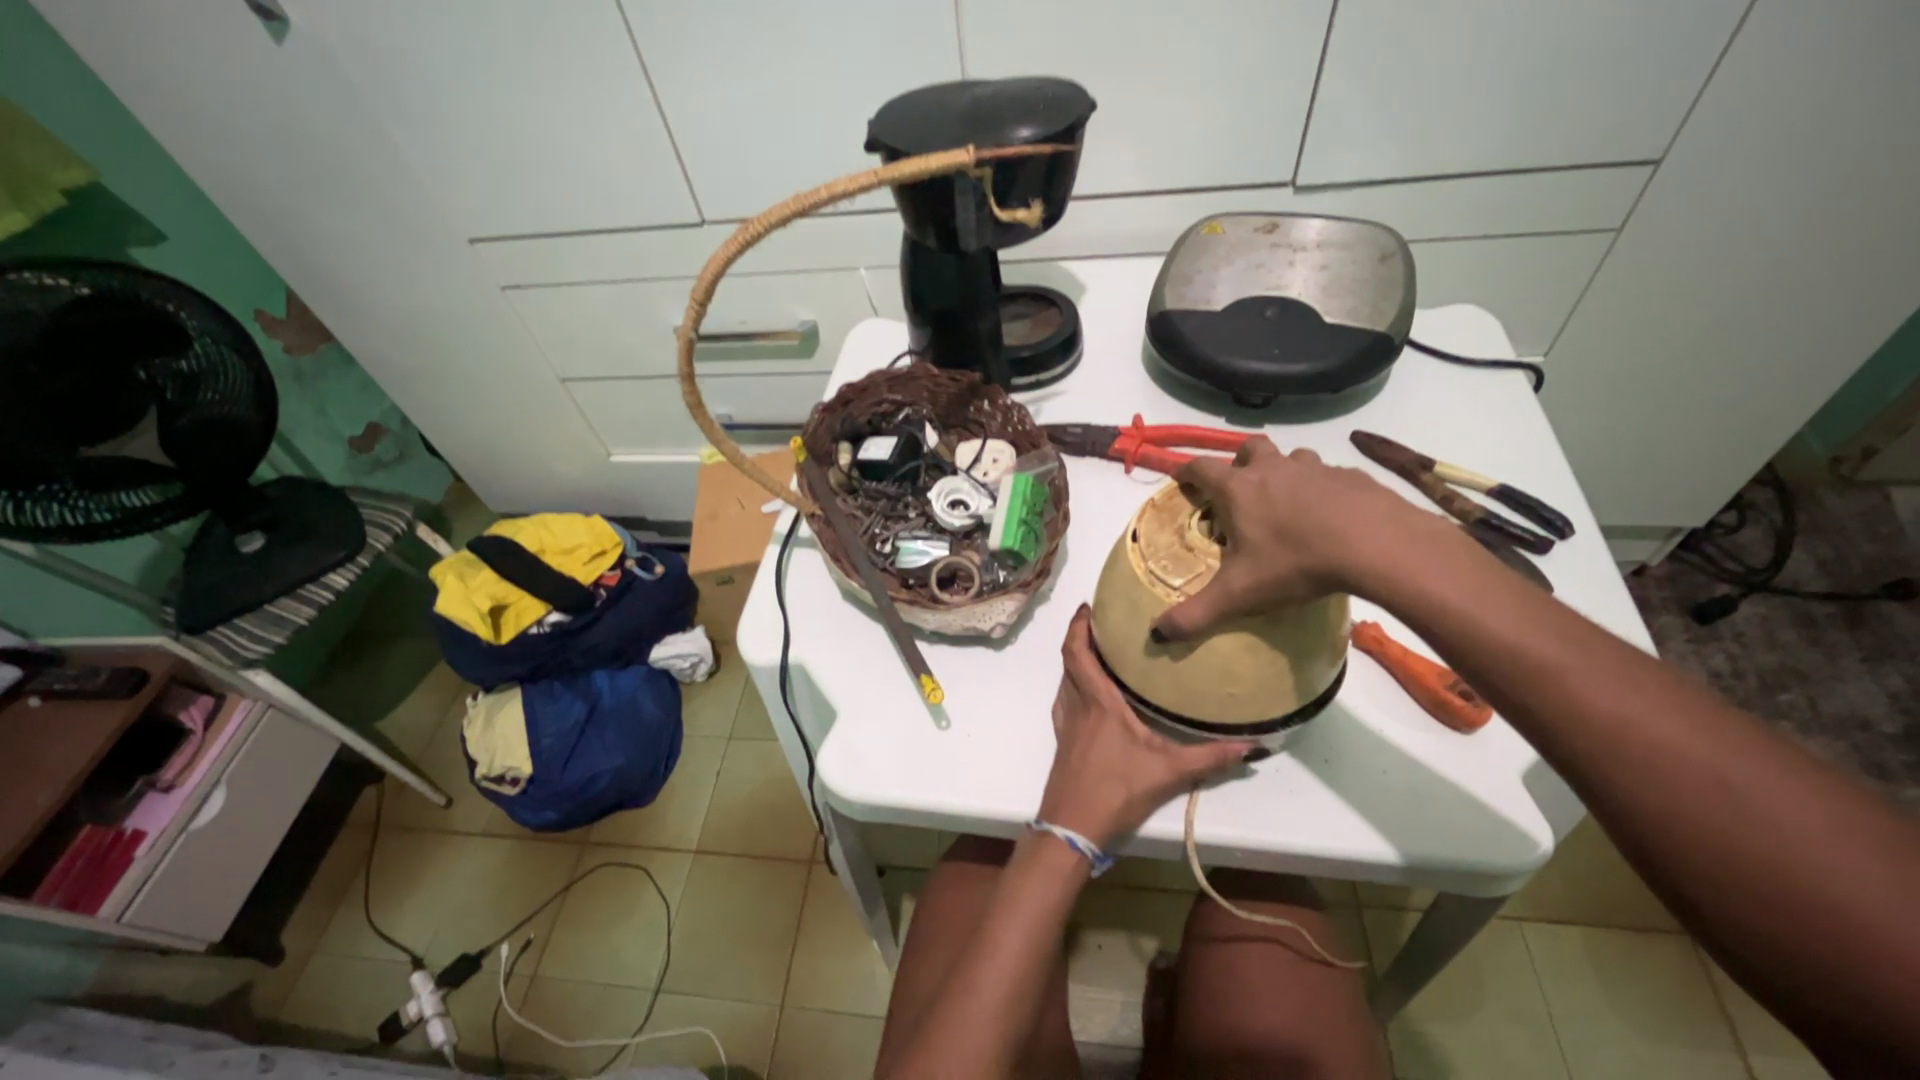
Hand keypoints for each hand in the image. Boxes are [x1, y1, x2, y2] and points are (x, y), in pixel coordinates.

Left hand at [1039, 606, 1254, 848]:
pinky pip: (1066, 700)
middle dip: (1080, 637)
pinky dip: (1075, 685)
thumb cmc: (1116, 791)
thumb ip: (1210, 758)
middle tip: (1103, 622)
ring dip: (1076, 661)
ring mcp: (1066, 724)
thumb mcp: (1168, 772)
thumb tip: (1253, 746)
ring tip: (1102, 650)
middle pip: (1068, 660)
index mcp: (1097, 703)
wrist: (1072, 827)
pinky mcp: (1063, 741)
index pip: (1077, 652)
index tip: (1089, 605)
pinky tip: (1095, 695)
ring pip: (1064, 680)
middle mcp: (1077, 706)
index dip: (1078, 626)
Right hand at [1153, 436, 1437, 641]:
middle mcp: (1273, 470)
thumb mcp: (1239, 595)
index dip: (1187, 473)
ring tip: (1287, 500)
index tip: (1182, 482)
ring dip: (1284, 471)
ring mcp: (1315, 470)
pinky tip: (1330, 514)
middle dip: (1239, 461)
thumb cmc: (1295, 563)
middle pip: (1249, 448)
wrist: (1375, 544)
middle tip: (1239, 487)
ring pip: (1293, 457)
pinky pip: (1330, 475)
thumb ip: (1196, 613)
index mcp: (1238, 489)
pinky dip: (1323, 488)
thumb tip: (1158, 634)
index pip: (1201, 468)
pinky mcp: (1351, 477)